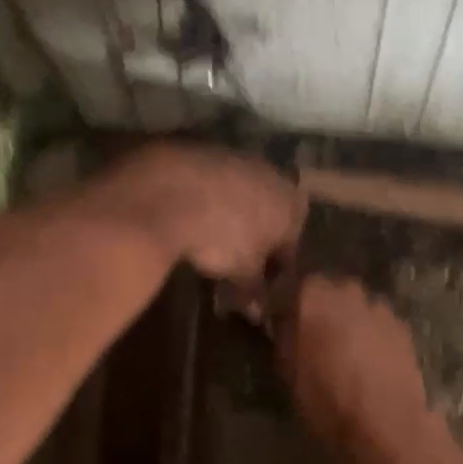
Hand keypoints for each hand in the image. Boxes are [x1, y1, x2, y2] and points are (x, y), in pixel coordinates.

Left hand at [91, 144, 303, 284]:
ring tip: (209, 243)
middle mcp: (272, 174)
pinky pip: (211, 185)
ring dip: (230, 217)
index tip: (261, 284)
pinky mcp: (201, 151)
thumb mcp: (242, 272)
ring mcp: (236, 158)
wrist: (170, 192)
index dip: (277, 267)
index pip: (292, 242)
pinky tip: (188, 219)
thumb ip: (254, 291)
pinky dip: (204, 201)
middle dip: (255, 238)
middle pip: (268, 213)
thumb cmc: (223, 237)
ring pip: (240, 195)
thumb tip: (258, 312)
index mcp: (293, 203)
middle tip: (236, 264)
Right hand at [278, 276, 430, 441]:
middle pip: (330, 292)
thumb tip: (283, 319)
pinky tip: (369, 361)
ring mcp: (379, 307)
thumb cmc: (324, 397)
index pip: (295, 286)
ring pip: (357, 308)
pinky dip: (372, 336)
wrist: (384, 421)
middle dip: (322, 310)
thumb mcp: (287, 368)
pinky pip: (378, 324)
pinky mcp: (403, 327)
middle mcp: (347, 290)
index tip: (286, 324)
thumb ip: (284, 334)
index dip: (291, 305)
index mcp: (312, 295)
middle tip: (315, 338)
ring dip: (350, 322)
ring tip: (345, 352)